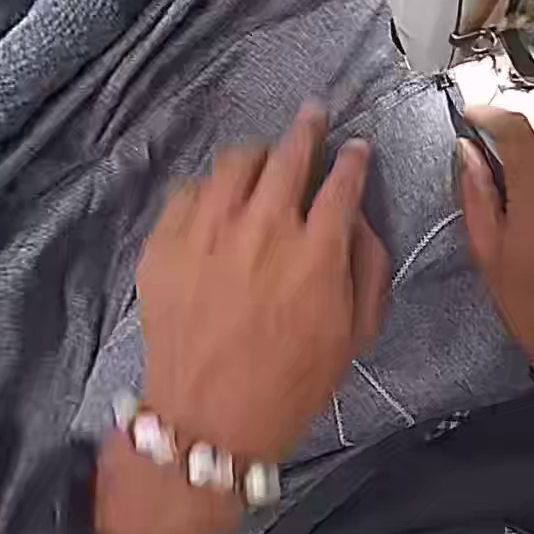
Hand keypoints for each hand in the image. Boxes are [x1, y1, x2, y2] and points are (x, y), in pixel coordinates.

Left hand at [137, 103, 389, 453]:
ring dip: (259, 154)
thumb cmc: (294, 380)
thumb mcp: (355, 333)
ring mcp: (209, 232)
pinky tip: (219, 204)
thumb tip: (360, 219)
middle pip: (290, 154)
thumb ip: (368, 267)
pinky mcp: (166, 244)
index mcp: (316, 251)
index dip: (354, 158)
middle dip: (309, 128)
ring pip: (236, 162)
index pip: (343, 182)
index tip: (356, 149)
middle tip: (315, 114)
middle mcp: (264, 228)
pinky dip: (211, 189)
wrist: (211, 419)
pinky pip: (190, 191)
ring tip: (265, 161)